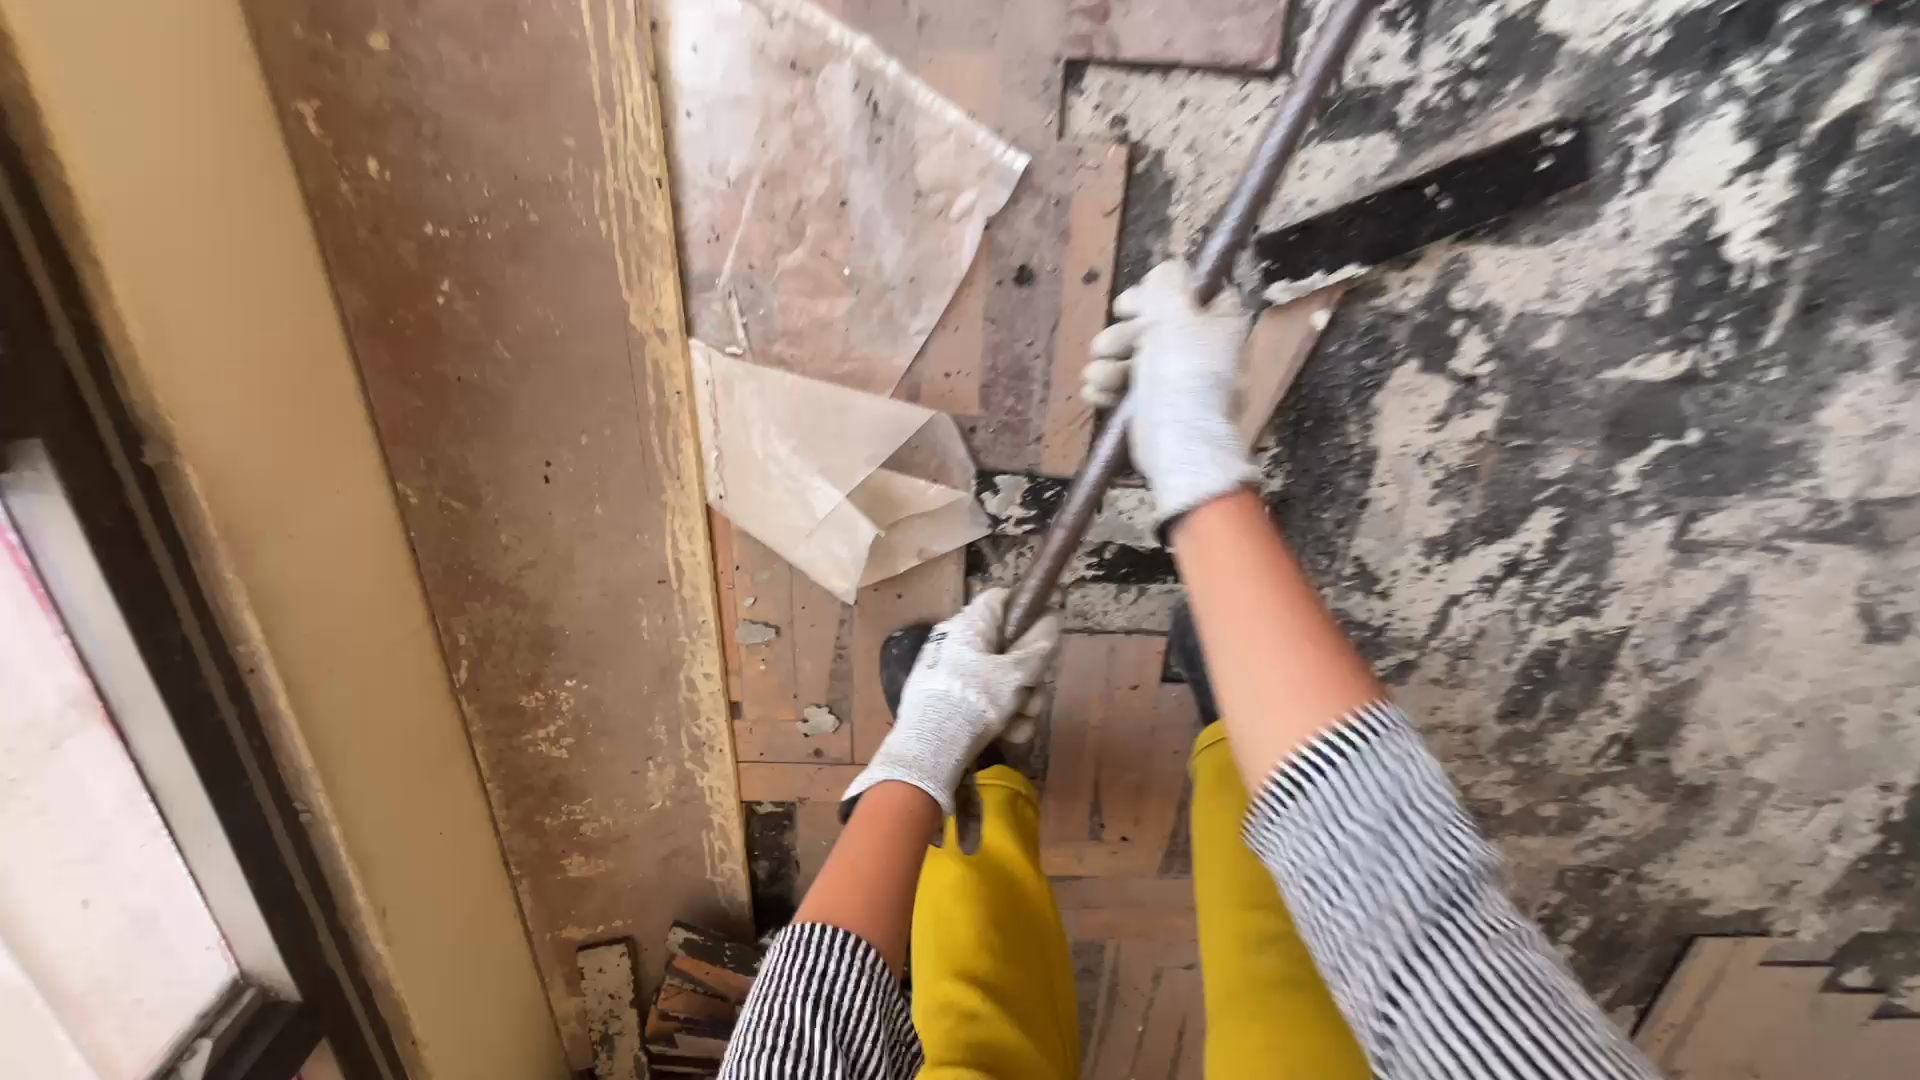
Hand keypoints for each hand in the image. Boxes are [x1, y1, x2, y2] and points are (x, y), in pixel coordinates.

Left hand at [842, 589, 1060, 817]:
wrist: (929, 748)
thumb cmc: (974, 700)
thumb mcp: (1014, 674)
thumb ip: (1038, 647)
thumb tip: (1053, 616)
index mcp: (968, 624)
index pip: (1001, 599)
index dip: (1027, 611)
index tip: (1045, 636)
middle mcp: (957, 642)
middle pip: (1006, 646)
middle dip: (1029, 676)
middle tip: (1035, 697)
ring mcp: (950, 672)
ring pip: (999, 678)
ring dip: (1020, 702)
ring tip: (1023, 723)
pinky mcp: (946, 700)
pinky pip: (982, 699)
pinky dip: (1000, 716)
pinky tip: (1012, 735)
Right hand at [1083, 259, 1257, 525]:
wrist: (1177, 442)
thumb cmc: (1183, 374)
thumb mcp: (1177, 315)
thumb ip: (1168, 284)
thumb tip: (1167, 268)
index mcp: (1219, 322)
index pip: (1188, 292)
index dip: (1154, 294)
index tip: (1127, 305)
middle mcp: (1201, 348)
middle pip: (1152, 325)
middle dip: (1122, 335)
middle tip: (1107, 347)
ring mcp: (1176, 380)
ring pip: (1132, 358)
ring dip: (1108, 365)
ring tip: (1098, 377)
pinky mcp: (1154, 407)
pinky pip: (1125, 389)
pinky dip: (1107, 390)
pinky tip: (1095, 394)